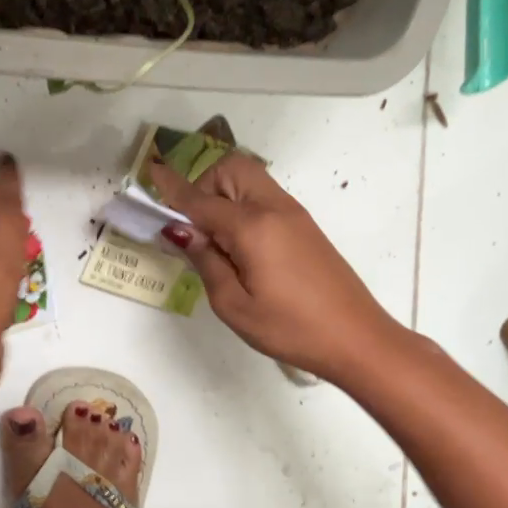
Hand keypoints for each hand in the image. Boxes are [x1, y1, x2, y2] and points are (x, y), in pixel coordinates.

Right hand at [147, 155, 406, 383]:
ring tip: (217, 243)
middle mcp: (273, 209)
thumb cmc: (289, 328)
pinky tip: (240, 249)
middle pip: (230, 169)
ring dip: (223, 196)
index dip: (171, 188)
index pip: (199, 200)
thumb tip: (179, 230)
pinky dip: (241, 207)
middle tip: (196, 230)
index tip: (150, 171)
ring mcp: (293, 215)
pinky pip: (262, 197)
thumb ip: (204, 260)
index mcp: (252, 227)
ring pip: (248, 179)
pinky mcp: (303, 226)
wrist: (357, 338)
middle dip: (203, 186)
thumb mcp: (232, 304)